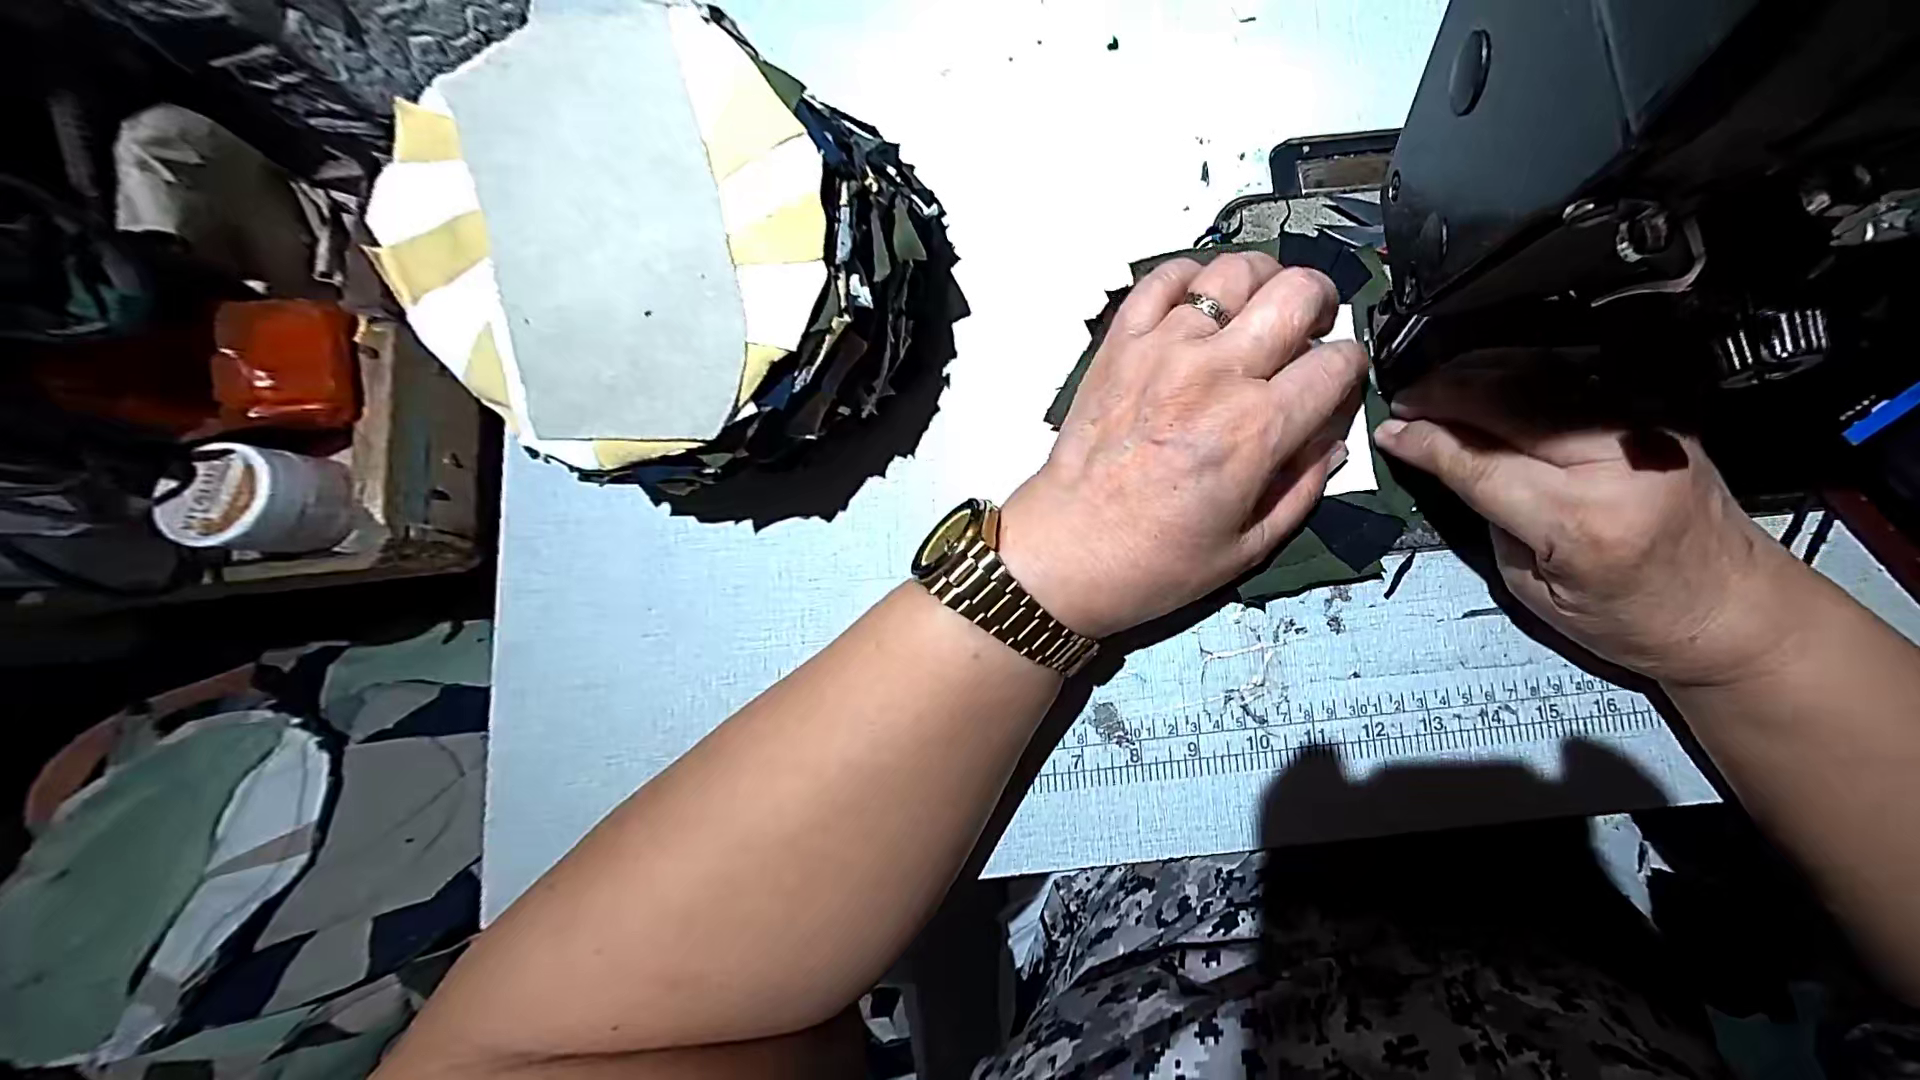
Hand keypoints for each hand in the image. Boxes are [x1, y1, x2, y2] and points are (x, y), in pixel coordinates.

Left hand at [998, 253, 1367, 639]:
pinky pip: (1161, 280)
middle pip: (1298, 293)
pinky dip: (1189, 278)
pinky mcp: (1118, 346)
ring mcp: (1161, 351)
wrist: (1066, 550)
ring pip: (1233, 272)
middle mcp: (1214, 375)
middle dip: (1319, 305)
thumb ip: (1303, 485)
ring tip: (1252, 315)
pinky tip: (1196, 307)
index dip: (1349, 370)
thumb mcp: (1248, 546)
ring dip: (1260, 284)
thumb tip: (1332, 436)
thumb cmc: (1153, 561)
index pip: (1338, 362)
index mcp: (1256, 429)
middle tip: (1304, 333)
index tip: (1331, 385)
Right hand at [1371, 361, 1803, 687]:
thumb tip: (1438, 456)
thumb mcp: (1527, 580)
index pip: (1479, 462)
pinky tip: (1485, 376)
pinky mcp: (1659, 412)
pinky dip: (1518, 368)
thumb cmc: (1621, 614)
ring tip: (1433, 385)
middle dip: (1443, 394)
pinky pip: (1574, 373)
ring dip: (1476, 373)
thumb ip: (1486, 510)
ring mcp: (1649, 427)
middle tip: (1402, 401)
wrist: (1731, 608)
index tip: (1386, 430)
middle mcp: (1621, 461)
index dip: (1423, 441)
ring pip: (1541, 374)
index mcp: (1581, 519)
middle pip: (1509, 403)